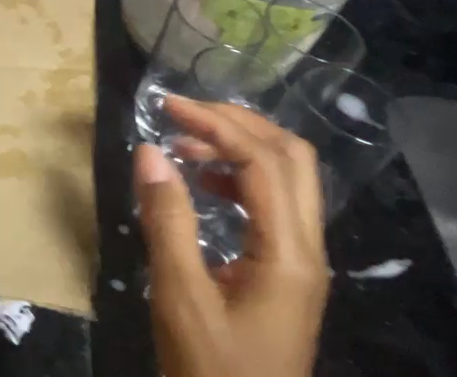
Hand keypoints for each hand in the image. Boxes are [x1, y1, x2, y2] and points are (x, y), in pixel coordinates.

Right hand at [135, 97, 328, 376]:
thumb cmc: (211, 368)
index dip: (215, 124)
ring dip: (239, 147)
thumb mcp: (180, 295)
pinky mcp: (287, 272)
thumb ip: (167, 219)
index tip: (166, 107)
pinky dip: (239, 176)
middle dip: (238, 123)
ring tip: (183, 145)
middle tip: (183, 113)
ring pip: (287, 178)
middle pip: (291, 158)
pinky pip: (275, 203)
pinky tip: (201, 183)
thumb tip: (149, 150)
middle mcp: (307, 249)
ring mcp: (302, 262)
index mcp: (289, 253)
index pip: (262, 161)